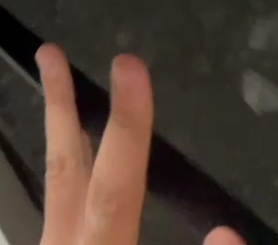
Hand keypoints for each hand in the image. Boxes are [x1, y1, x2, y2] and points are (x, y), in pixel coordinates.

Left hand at [37, 44, 242, 244]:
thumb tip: (228, 233)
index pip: (114, 188)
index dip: (126, 127)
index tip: (130, 66)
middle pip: (64, 170)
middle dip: (61, 108)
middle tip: (49, 51)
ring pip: (58, 185)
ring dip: (61, 131)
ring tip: (55, 78)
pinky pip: (61, 210)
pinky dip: (71, 173)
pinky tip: (80, 155)